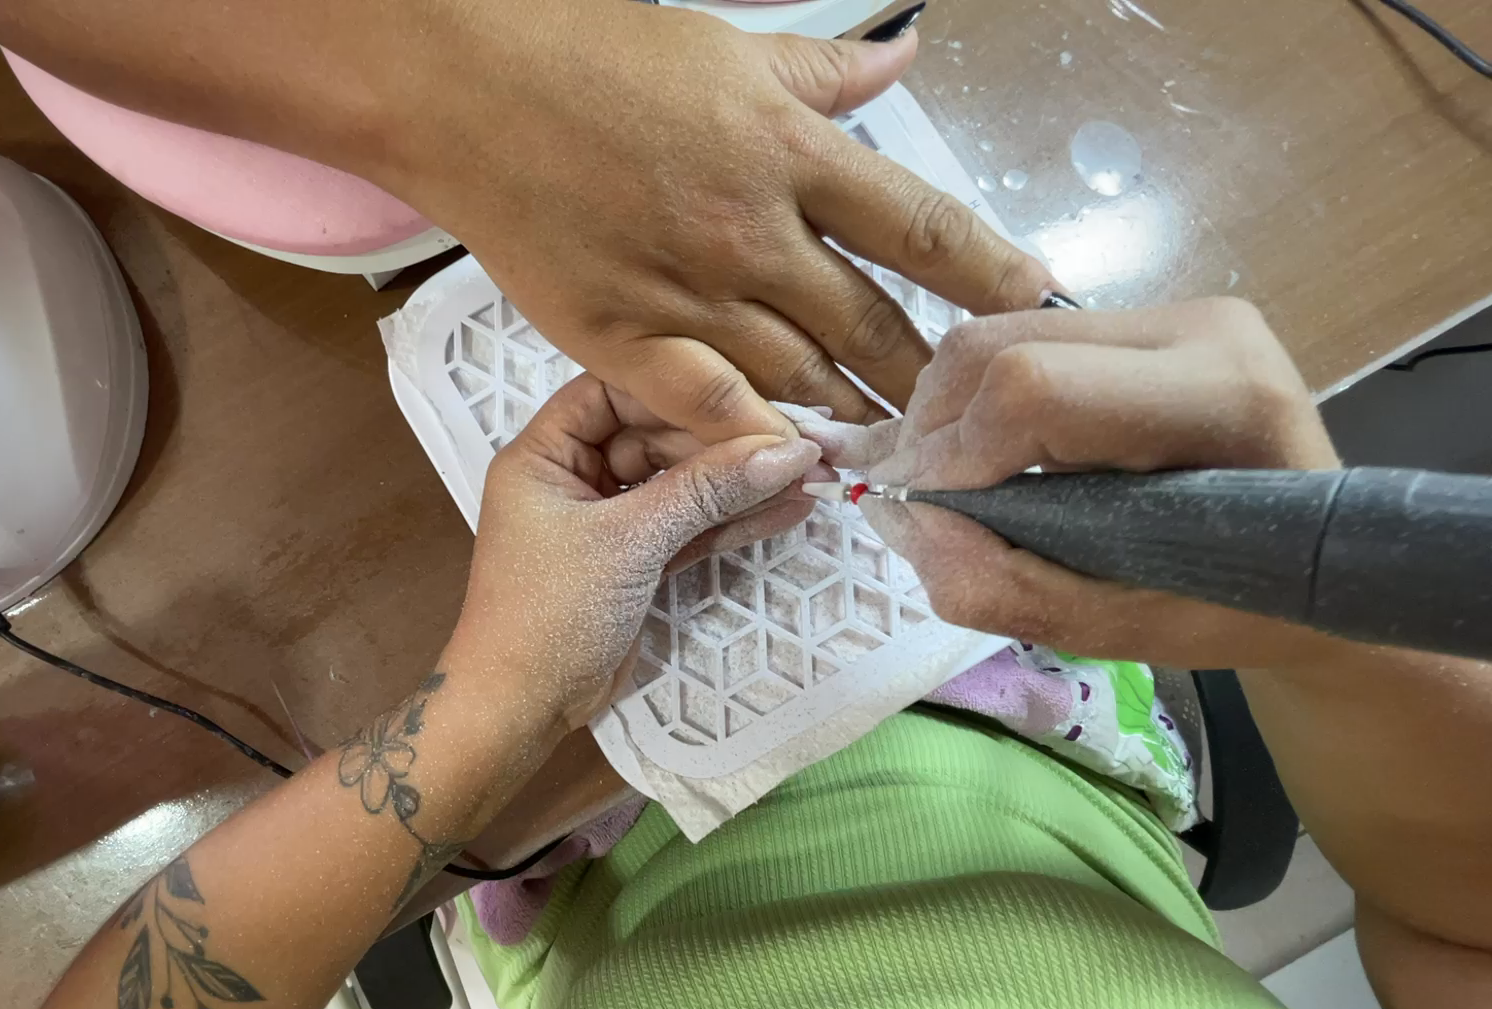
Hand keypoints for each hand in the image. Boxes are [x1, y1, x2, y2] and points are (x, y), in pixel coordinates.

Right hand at [374, 2, 1058, 439]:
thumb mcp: (726, 46)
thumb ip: (821, 71)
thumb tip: (903, 57)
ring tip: (888, 445)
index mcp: (790, 152)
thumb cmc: (592, 58)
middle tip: (959, 414)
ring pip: (795, 374)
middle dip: (922, 374)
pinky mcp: (624, 341)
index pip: (923, 227)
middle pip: (868, 322)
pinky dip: (754, 436)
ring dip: (848, 414)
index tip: (1027, 312)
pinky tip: (791, 464)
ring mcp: (689, 297)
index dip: (988, 275)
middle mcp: (756, 237)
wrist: (478, 101)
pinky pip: (705, 404)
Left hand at [446, 376, 824, 733]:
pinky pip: (686, 526)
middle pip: (656, 436)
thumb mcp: (627, 541)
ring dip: (738, 484)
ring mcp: (608, 518)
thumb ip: (705, 491)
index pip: (615, 391)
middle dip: (725, 443)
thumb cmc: (551, 612)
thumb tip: (790, 450)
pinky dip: (729, 522)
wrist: (525, 708)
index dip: (680, 390)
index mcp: (545, 453)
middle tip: (802, 443)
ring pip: (678, 485)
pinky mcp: (635, 557)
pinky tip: (786, 510)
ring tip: (813, 474)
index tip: (752, 396)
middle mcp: (575, 475)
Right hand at [781, 298, 1344, 667]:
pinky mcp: (1127, 321)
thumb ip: (991, 585)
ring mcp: (1160, 315)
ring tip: (947, 480)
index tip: (921, 514)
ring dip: (935, 417)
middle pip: (987, 349)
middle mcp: (1192, 329)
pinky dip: (958, 404)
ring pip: (981, 339)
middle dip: (925, 431)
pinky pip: (999, 345)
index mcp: (1218, 400)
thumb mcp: (1107, 628)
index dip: (948, 456)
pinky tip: (972, 451)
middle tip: (921, 498)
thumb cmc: (1226, 606)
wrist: (1310, 563)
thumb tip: (893, 514)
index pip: (1030, 390)